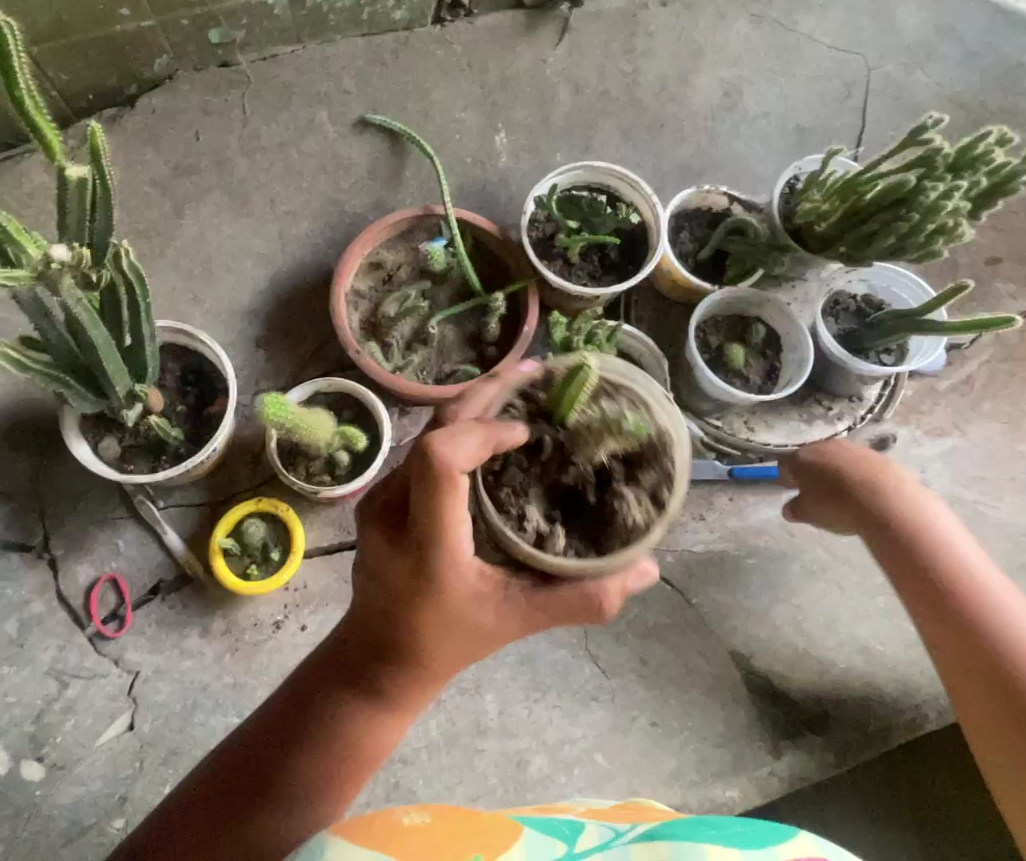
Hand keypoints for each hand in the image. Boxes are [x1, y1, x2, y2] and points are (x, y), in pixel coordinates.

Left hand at [335, 362, 661, 693]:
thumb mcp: (516, 621)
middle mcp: (393, 507)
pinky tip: (491, 423)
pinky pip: (422, 445)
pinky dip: (459, 427)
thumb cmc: (447, 640)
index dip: (481, 432)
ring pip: (426, 431)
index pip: (439, 459)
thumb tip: (647, 569)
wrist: (378, 656)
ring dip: (472, 405)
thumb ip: (581, 600)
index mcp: (426, 539)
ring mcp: (380, 496)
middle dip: (484, 394)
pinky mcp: (381, 493)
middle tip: (536, 370)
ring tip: (520, 386)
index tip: (525, 432)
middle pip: (434, 430)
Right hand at [781, 438, 929, 536]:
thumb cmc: (837, 507)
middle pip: (813, 458)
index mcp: (801, 458)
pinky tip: (868, 494)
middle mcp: (824, 446)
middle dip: (813, 473)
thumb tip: (789, 508)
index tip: (791, 490)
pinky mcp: (879, 455)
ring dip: (838, 473)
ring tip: (846, 495)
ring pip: (839, 459)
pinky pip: (863, 465)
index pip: (785, 464)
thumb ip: (795, 509)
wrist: (887, 500)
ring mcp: (853, 448)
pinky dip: (861, 476)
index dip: (786, 478)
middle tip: (818, 493)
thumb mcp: (809, 515)